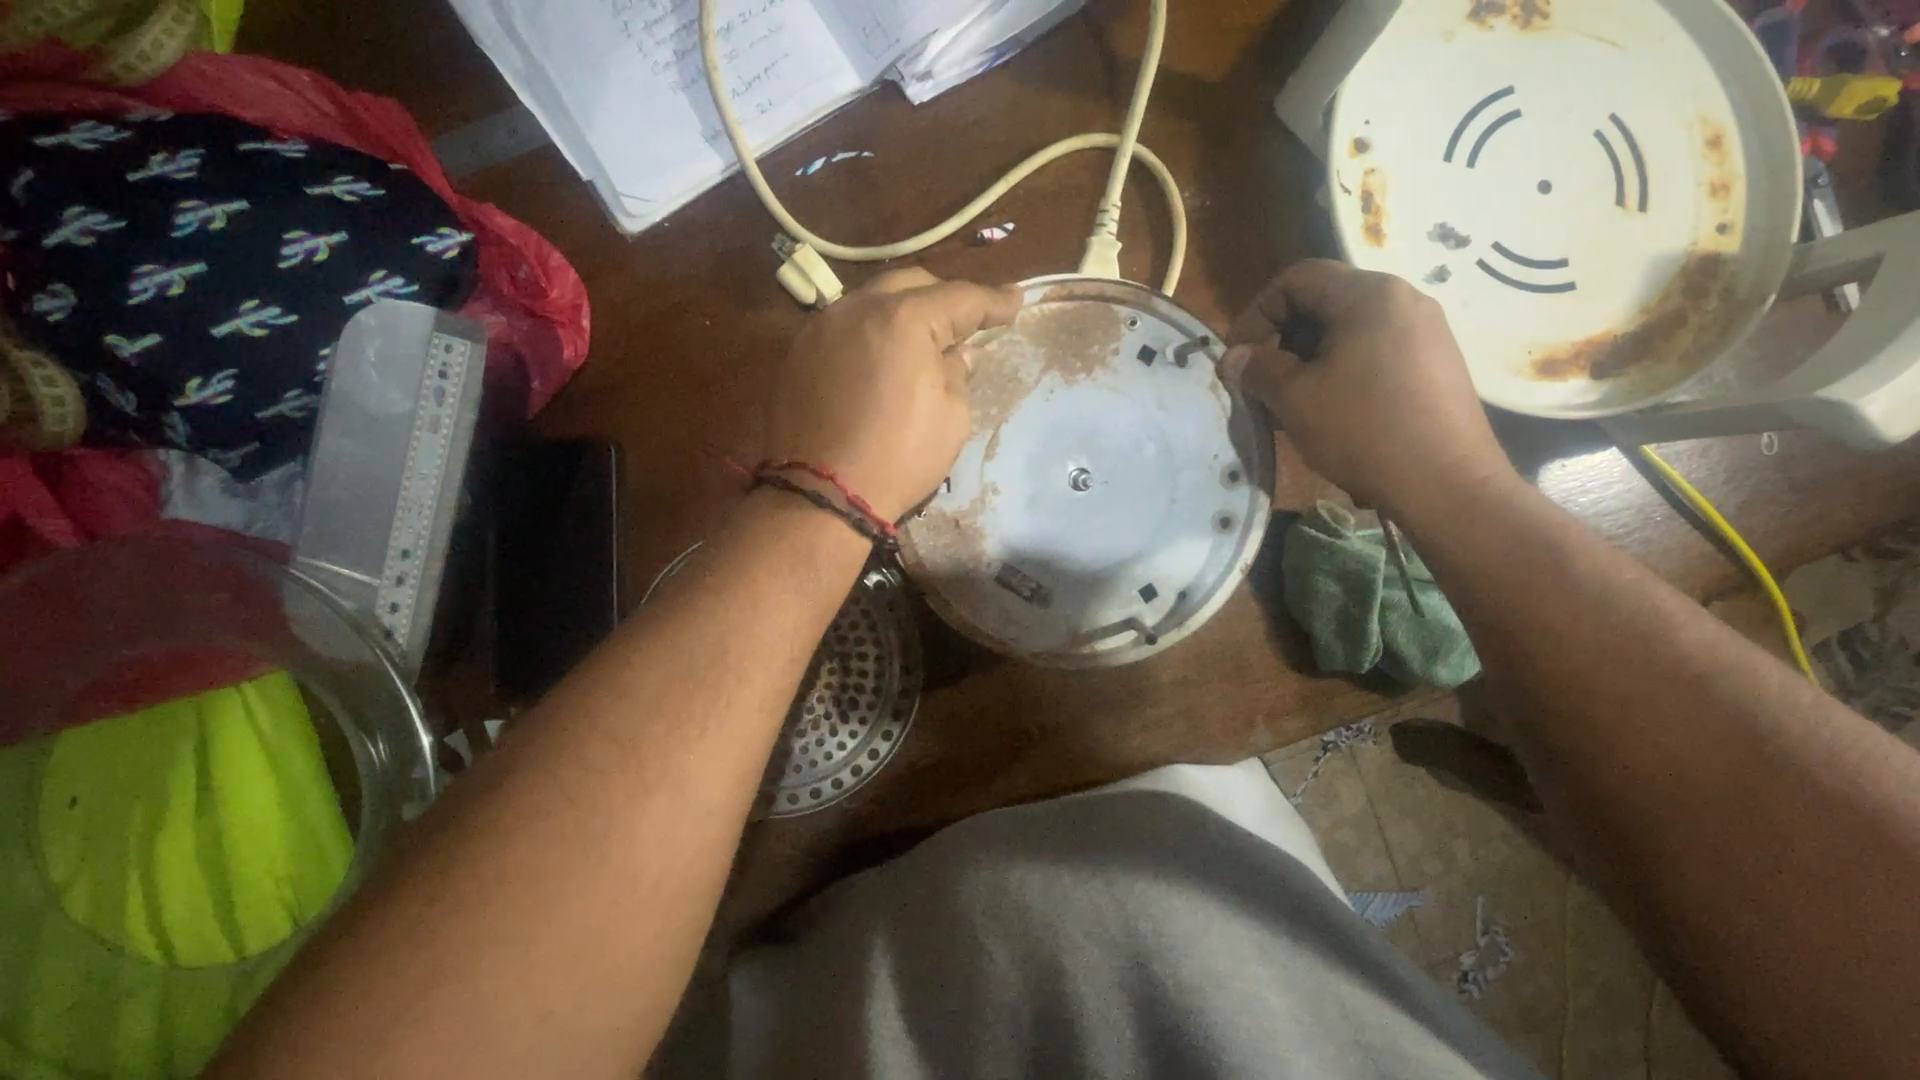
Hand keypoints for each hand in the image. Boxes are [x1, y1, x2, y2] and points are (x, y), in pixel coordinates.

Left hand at [765, 268, 1022, 521]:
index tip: (1014, 303)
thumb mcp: (951, 418)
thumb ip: (957, 374)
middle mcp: (858, 308)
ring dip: (903, 312)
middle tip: (968, 321)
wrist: (821, 495)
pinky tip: (883, 356)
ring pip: (872, 301)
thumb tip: (957, 355)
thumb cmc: (898, 458)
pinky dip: (872, 333)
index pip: (959, 298)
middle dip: (944, 299)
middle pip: (911, 285)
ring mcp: (822, 327)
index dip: (992, 301)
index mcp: (903, 319)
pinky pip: (845, 327)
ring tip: (925, 338)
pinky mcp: (799, 352)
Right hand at [1221, 259, 1516, 520]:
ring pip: (1349, 329)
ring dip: (1309, 359)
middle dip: (1282, 339)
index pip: (1296, 279)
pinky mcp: (1437, 363)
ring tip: (1291, 403)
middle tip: (1261, 383)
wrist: (1447, 485)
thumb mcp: (1296, 399)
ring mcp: (1426, 331)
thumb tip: (1230, 358)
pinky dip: (1341, 370)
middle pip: (1324, 301)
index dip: (1256, 313)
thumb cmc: (1364, 431)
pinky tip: (1331, 411)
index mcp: (1368, 295)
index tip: (1238, 357)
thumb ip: (1257, 369)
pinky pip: (1376, 350)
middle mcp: (1403, 300)